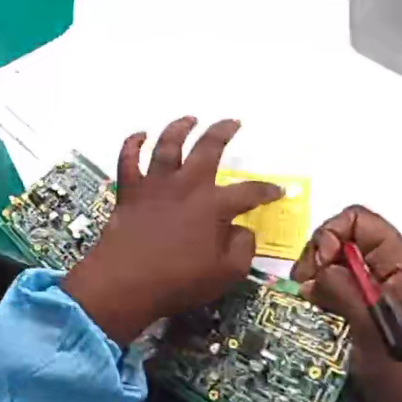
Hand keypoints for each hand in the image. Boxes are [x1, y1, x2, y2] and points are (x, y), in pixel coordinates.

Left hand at [62, 118, 283, 344]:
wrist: (124, 283)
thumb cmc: (178, 282)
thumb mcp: (226, 273)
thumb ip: (242, 247)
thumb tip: (242, 229)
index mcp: (213, 206)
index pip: (248, 192)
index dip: (266, 190)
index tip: (277, 191)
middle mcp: (184, 187)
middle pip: (207, 149)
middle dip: (222, 132)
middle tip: (232, 122)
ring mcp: (154, 186)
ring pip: (167, 146)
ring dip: (179, 128)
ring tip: (189, 119)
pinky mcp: (128, 193)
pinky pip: (127, 160)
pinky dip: (132, 144)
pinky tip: (139, 135)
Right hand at [294, 207, 401, 401]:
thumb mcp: (378, 335)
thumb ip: (347, 291)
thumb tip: (317, 267)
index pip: (357, 220)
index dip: (328, 236)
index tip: (314, 272)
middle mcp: (390, 280)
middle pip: (338, 242)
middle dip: (313, 262)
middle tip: (306, 296)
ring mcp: (377, 304)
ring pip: (330, 272)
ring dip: (310, 287)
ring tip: (306, 315)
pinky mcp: (363, 326)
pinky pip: (329, 300)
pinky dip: (312, 307)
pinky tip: (308, 328)